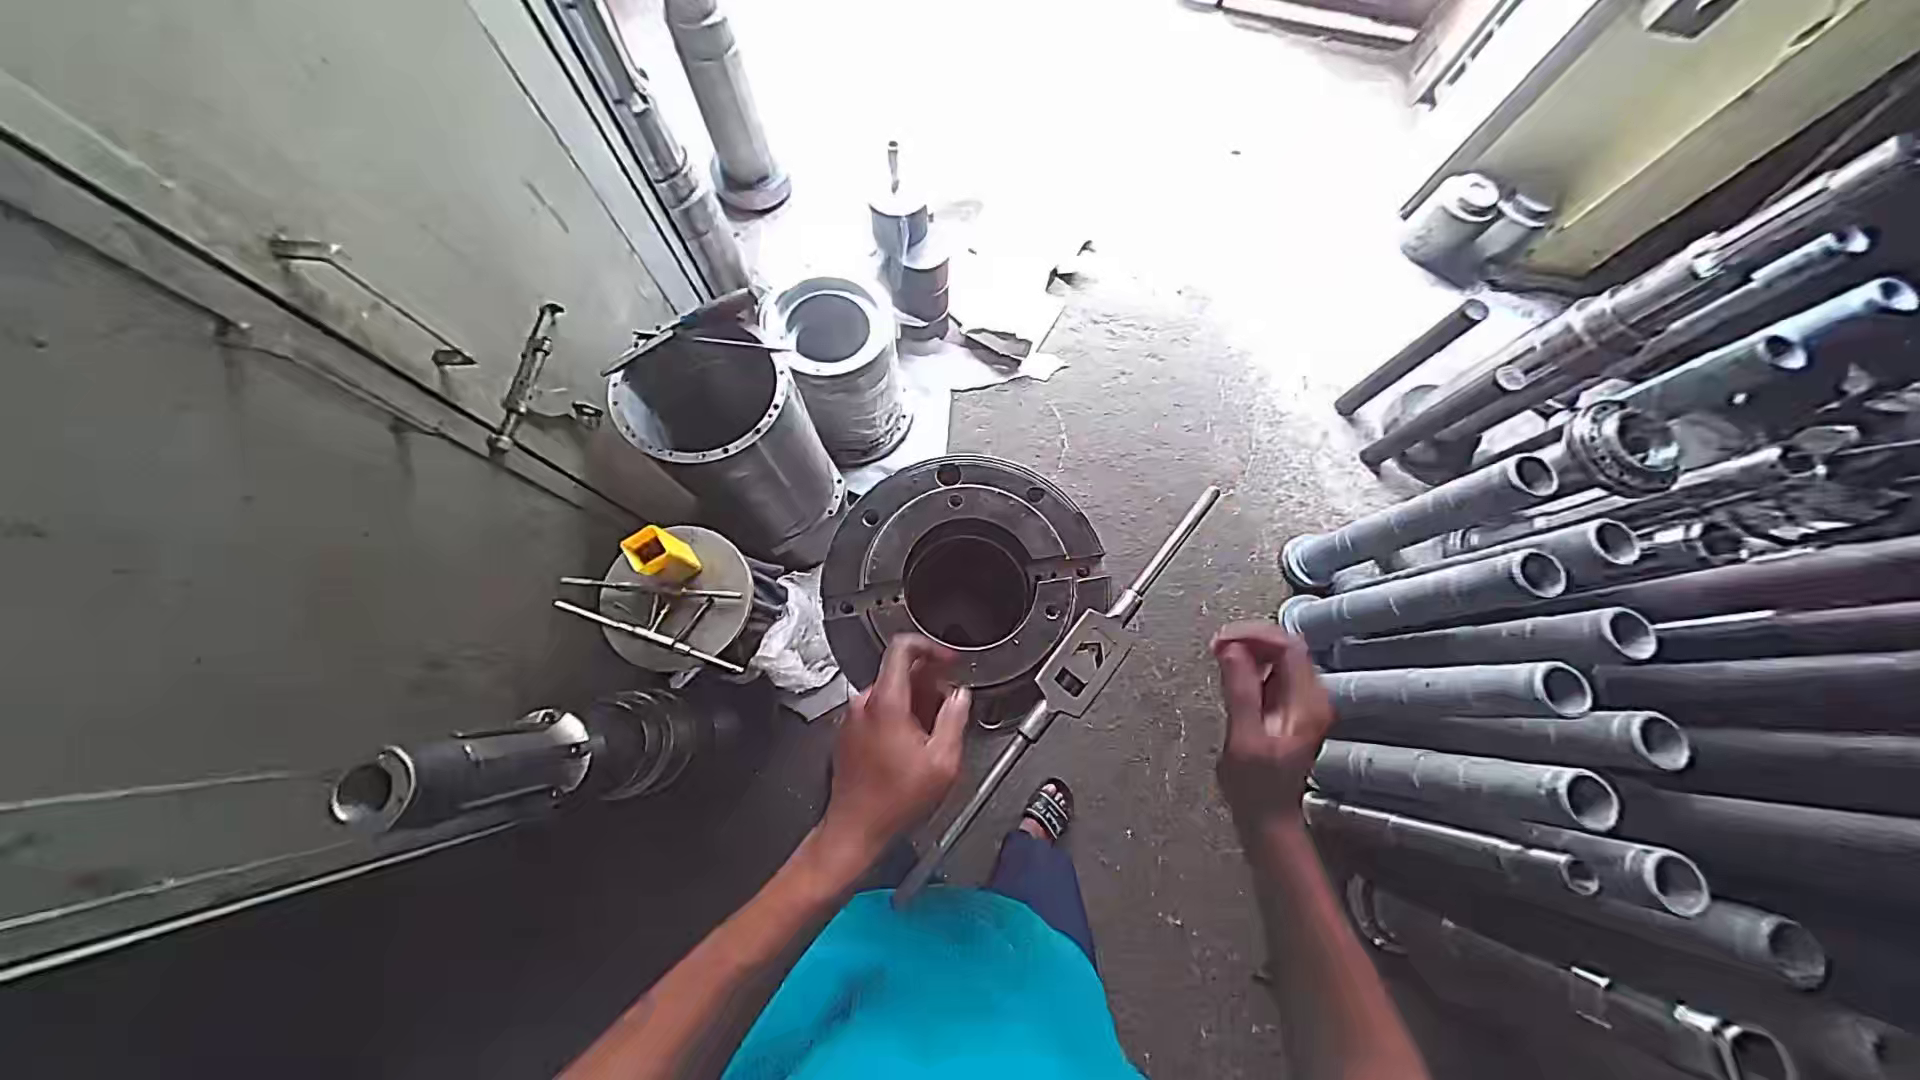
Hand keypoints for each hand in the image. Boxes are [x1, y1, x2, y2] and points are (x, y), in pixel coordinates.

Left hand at [816, 635, 970, 871]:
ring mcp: (854, 717)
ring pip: (890, 691)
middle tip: (949, 703)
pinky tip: (913, 742)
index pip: (902, 648)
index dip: (930, 646)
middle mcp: (864, 704)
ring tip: (933, 730)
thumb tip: (961, 697)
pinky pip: (878, 708)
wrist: (856, 827)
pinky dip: (899, 714)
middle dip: (930, 682)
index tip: (948, 659)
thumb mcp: (942, 762)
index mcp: (886, 702)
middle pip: (899, 671)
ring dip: (916, 700)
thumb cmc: (893, 800)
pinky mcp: (850, 732)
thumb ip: (955, 719)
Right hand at [1211, 621, 1335, 827]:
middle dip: (1249, 639)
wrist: (1266, 814)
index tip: (1223, 639)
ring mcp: (1300, 702)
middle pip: (1286, 646)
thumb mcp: (1243, 737)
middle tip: (1218, 645)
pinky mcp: (1286, 706)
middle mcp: (1310, 699)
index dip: (1253, 635)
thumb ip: (1240, 691)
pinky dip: (1249, 663)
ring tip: (1220, 653)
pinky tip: (1230, 668)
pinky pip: (1271, 671)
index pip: (1288, 647)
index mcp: (1306, 704)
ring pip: (1279, 656)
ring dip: (1248, 649)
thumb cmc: (1255, 785)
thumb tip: (1232, 650)